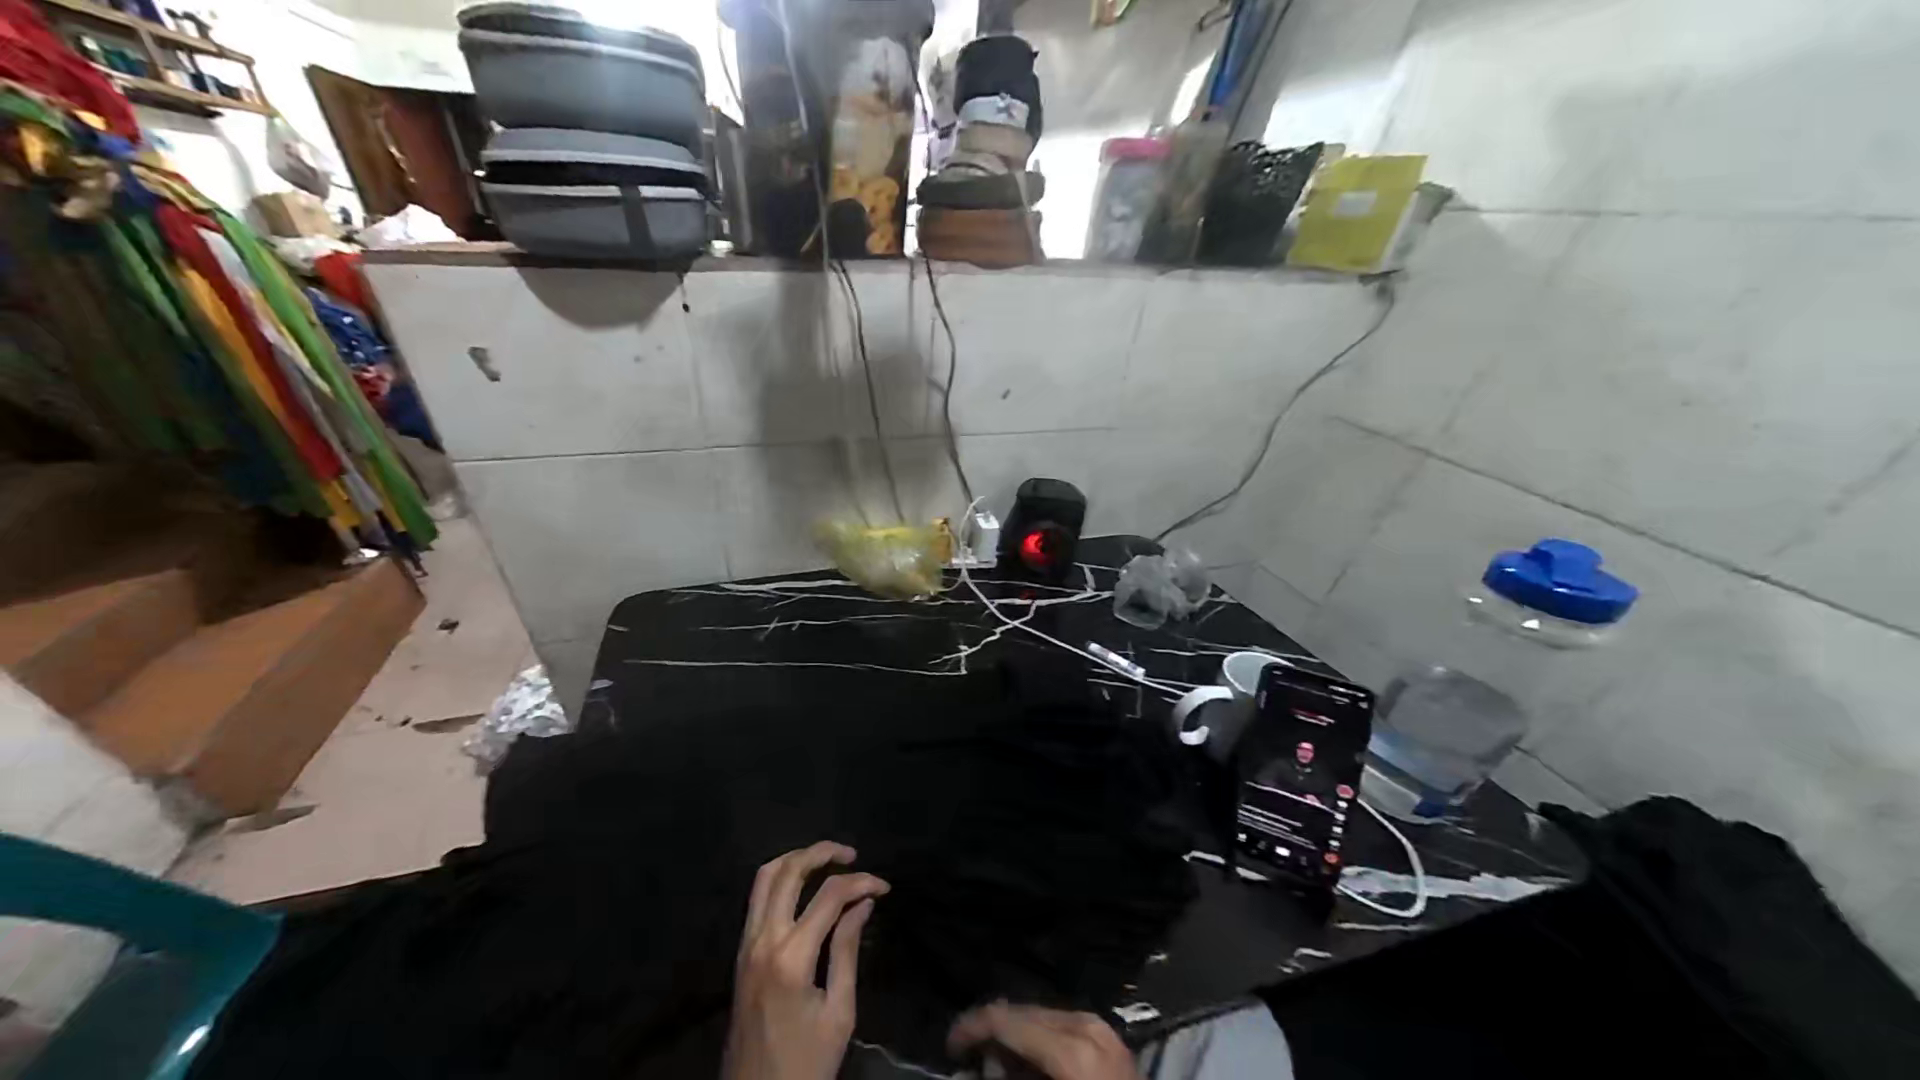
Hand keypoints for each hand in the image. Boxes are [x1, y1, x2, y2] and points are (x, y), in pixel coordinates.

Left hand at [722, 842, 889, 1079]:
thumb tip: (862, 903)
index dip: (861, 882)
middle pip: (789, 871)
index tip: (885, 887)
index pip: (829, 895)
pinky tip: (803, 885)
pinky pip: (757, 898)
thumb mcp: (839, 1013)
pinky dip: (780, 879)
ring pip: (765, 877)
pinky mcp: (740, 953)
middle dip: (823, 853)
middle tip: (852, 855)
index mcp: (791, 957)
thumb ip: (847, 950)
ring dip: (796, 859)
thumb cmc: (805, 1064)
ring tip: (827, 860)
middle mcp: (763, 939)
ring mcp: (746, 944)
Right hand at [948, 1003, 1141, 1079]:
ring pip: (1040, 1017)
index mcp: (1070, 1046)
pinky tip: (1031, 1067)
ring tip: (1001, 1070)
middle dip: (992, 1036)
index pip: (1005, 1019)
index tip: (949, 1047)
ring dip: (1015, 1040)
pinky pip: (1061, 1026)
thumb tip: (980, 1068)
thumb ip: (1009, 1078)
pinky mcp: (1109, 1036)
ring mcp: (1101, 1027)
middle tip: (973, 1066)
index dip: (970, 1027)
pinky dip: (1039, 1043)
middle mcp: (1084, 1024)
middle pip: (1021, 1013)